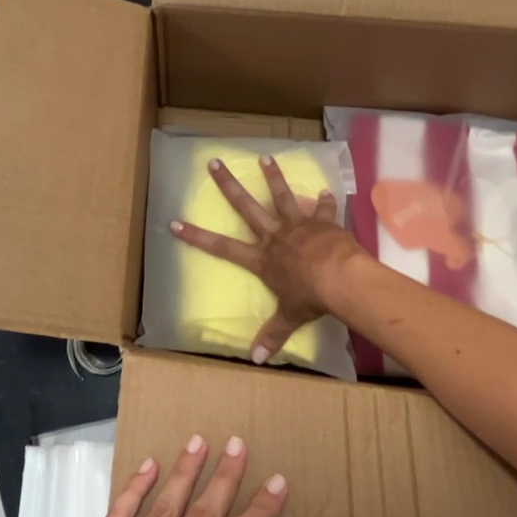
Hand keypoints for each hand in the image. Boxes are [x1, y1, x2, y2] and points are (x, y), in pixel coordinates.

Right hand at [172, 155, 366, 363]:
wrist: (342, 279)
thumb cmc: (311, 298)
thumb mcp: (290, 318)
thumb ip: (273, 335)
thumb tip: (255, 360)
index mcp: (262, 259)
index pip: (222, 248)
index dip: (197, 236)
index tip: (175, 222)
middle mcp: (274, 236)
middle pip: (245, 206)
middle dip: (228, 184)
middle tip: (214, 162)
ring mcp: (297, 225)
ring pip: (280, 195)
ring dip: (272, 176)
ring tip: (264, 157)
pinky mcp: (321, 221)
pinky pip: (322, 208)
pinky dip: (324, 200)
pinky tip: (326, 190)